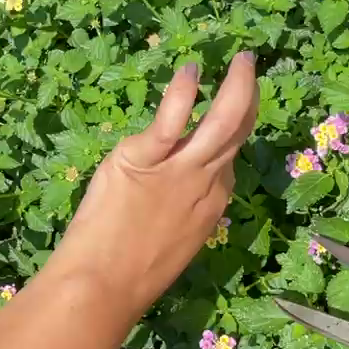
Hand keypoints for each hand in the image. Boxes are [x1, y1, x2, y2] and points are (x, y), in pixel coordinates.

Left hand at [44, 52, 258, 318]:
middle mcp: (206, 184)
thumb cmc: (127, 274)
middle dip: (247, 97)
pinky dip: (183, 94)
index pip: (229, 158)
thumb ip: (180, 209)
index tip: (229, 106)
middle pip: (237, 133)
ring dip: (238, 87)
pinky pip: (172, 120)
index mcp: (212, 205)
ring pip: (222, 123)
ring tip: (243, 60)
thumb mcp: (171, 242)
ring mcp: (178, 171)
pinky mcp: (144, 160)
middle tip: (248, 66)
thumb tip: (176, 188)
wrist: (100, 287)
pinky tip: (190, 72)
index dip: (231, 130)